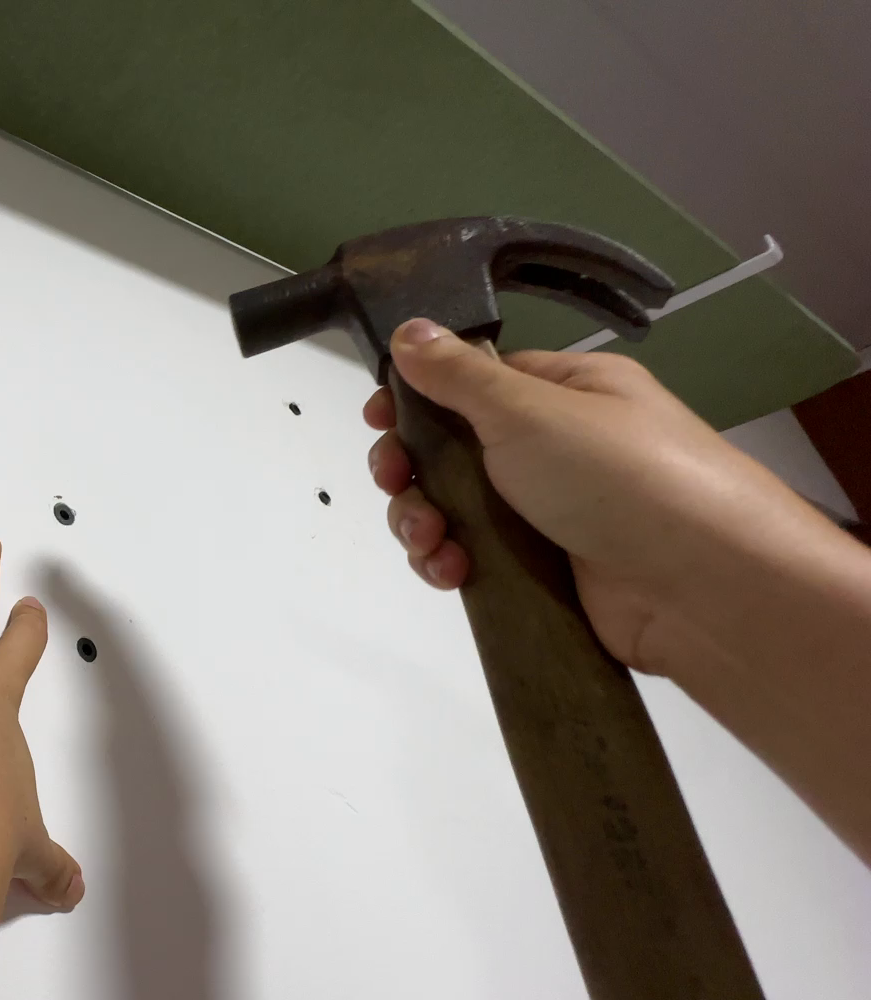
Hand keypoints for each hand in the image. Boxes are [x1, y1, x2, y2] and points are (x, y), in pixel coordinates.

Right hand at [362, 318, 835, 674]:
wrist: (702, 589)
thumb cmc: (619, 476)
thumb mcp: (529, 410)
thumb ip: (457, 374)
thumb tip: (408, 328)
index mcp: (557, 393)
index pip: (465, 382)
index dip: (413, 398)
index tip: (379, 417)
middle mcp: (543, 444)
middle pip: (438, 447)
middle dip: (406, 470)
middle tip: (397, 482)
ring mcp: (533, 506)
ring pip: (439, 504)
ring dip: (418, 521)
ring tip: (433, 541)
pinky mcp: (526, 560)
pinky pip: (458, 550)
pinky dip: (442, 559)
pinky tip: (451, 570)